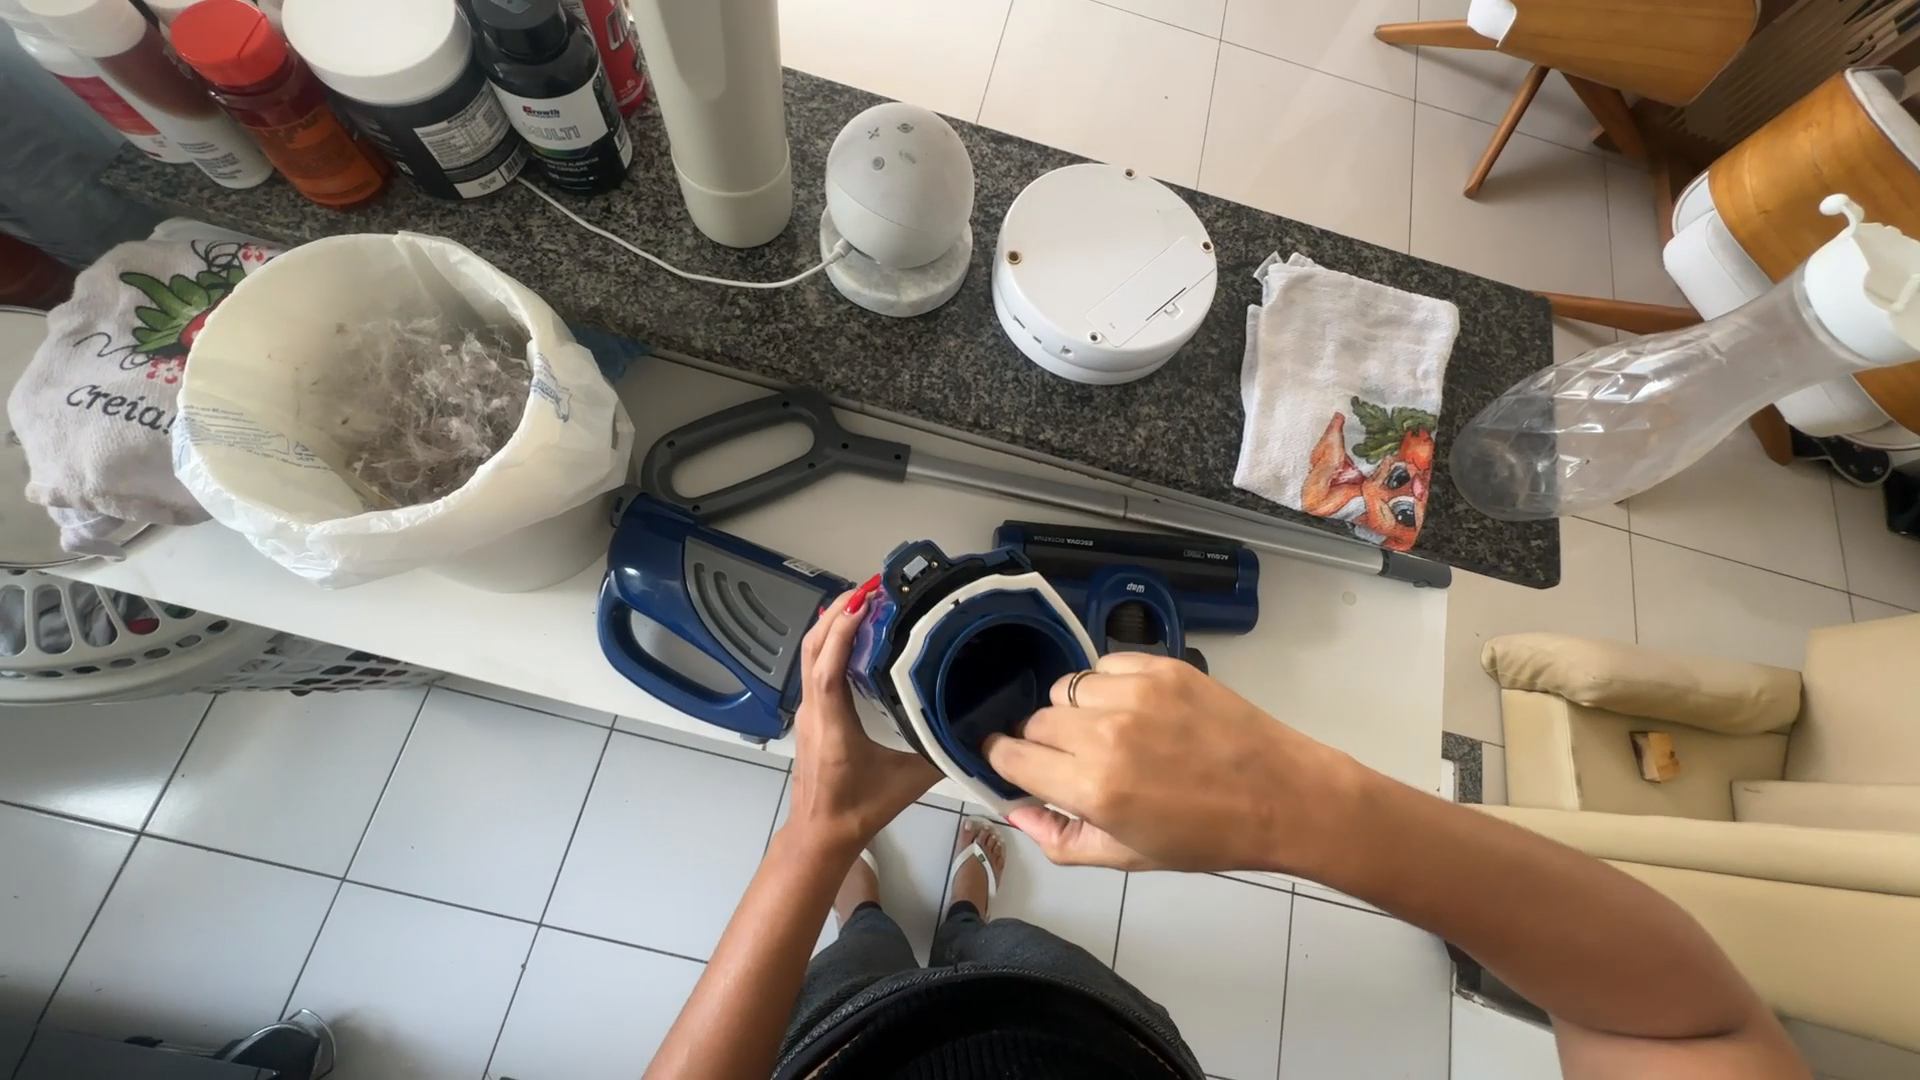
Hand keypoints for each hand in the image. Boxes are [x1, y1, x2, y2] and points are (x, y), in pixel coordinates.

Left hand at [784, 587, 939, 856]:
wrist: (819, 836)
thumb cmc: (858, 811)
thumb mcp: (906, 783)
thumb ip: (938, 755)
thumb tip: (971, 729)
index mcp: (833, 726)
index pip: (828, 668)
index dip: (842, 632)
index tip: (865, 603)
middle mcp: (814, 711)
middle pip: (812, 649)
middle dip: (836, 612)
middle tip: (869, 588)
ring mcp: (808, 711)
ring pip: (808, 654)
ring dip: (830, 622)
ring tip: (862, 600)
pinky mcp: (811, 714)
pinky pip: (813, 666)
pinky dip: (828, 640)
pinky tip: (851, 632)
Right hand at [986, 653, 1363, 873]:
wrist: (1284, 797)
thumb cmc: (1206, 837)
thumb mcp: (1129, 856)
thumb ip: (1060, 837)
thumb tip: (1014, 809)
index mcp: (1094, 788)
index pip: (1012, 756)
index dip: (1001, 757)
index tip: (1007, 758)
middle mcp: (1105, 734)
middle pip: (1035, 720)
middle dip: (1042, 740)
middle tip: (1074, 757)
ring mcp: (1134, 693)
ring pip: (1066, 688)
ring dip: (1075, 710)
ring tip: (1109, 730)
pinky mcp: (1160, 667)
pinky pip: (1102, 665)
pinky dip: (1106, 685)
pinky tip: (1134, 707)